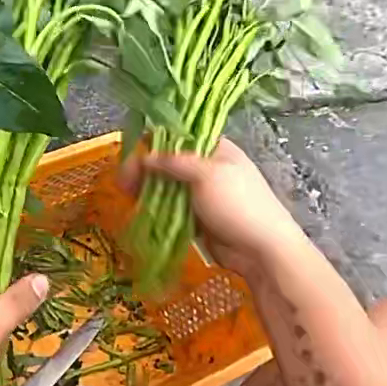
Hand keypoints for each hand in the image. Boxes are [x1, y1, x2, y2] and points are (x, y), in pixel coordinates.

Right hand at [119, 137, 304, 278]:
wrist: (261, 250)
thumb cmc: (239, 204)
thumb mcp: (207, 174)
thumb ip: (174, 162)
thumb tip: (145, 157)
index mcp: (215, 149)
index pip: (179, 135)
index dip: (154, 140)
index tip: (132, 151)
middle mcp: (206, 167)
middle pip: (167, 161)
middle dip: (144, 168)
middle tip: (125, 180)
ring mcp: (200, 193)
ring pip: (165, 185)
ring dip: (146, 188)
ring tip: (127, 194)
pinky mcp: (195, 215)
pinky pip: (169, 206)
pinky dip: (154, 206)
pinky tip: (139, 207)